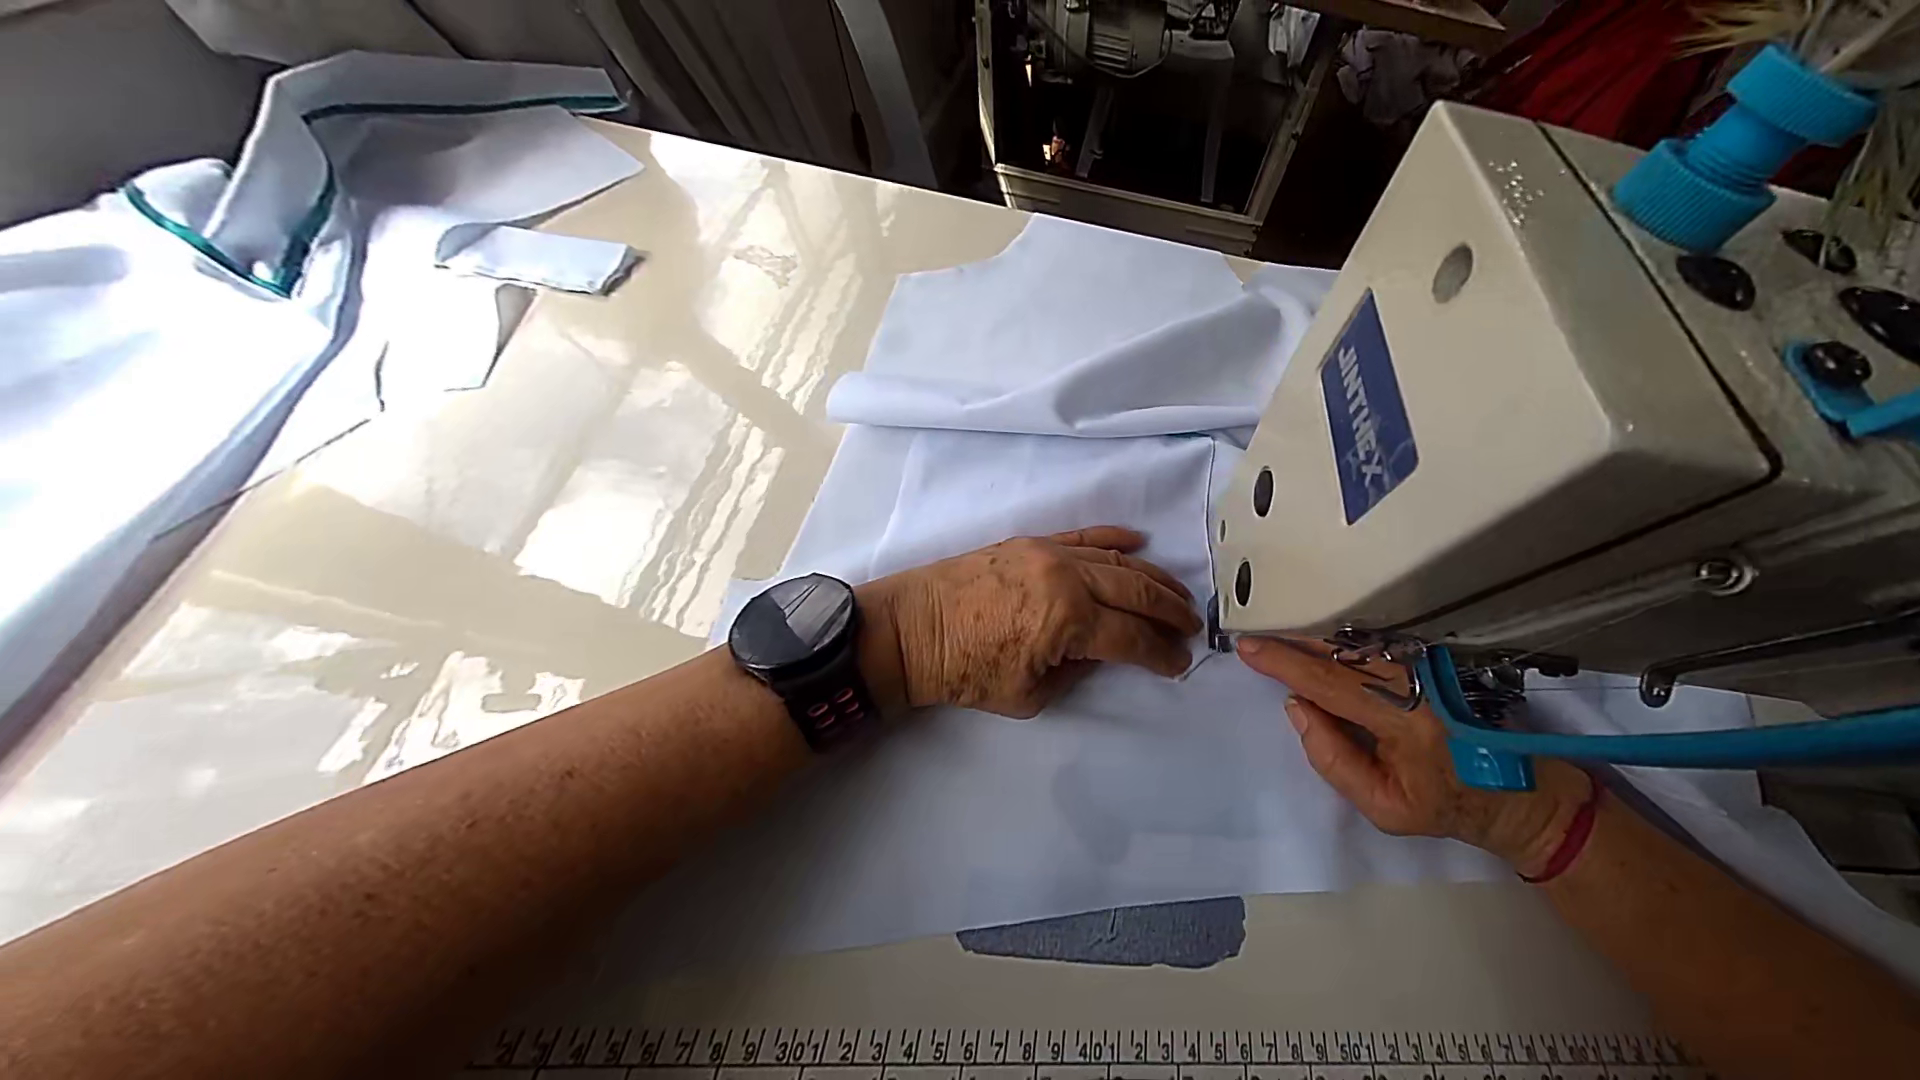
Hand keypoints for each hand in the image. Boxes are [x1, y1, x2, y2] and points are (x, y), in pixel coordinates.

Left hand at [857, 527, 1201, 718]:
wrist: (911, 630)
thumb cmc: (963, 672)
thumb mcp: (1029, 695)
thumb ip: (1075, 670)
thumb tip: (1097, 651)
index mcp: (1068, 620)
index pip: (1132, 637)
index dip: (1161, 653)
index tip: (1178, 663)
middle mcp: (1066, 577)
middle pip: (1134, 592)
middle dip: (1169, 611)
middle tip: (1191, 626)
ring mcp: (1047, 552)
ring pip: (1115, 561)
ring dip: (1151, 577)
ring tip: (1176, 594)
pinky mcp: (1029, 542)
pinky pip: (1082, 536)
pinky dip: (1113, 539)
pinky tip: (1137, 544)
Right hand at [1235, 636, 1592, 875]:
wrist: (1519, 791)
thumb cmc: (1448, 805)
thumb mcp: (1384, 807)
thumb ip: (1333, 760)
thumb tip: (1296, 705)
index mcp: (1404, 723)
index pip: (1329, 684)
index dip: (1283, 663)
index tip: (1247, 649)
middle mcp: (1415, 684)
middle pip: (1337, 651)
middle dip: (1290, 643)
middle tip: (1253, 640)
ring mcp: (1426, 667)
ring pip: (1352, 643)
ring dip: (1309, 639)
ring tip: (1274, 641)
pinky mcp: (1429, 661)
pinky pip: (1369, 644)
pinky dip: (1333, 642)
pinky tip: (1311, 643)